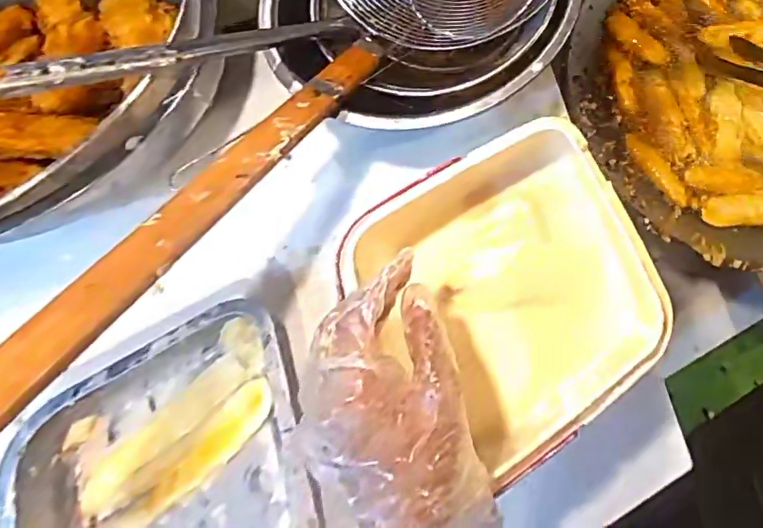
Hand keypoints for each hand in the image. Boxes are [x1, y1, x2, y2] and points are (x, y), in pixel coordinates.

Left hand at [300, 251, 497, 527]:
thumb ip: (426, 336)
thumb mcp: (442, 388)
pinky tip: (375, 337)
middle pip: (334, 327)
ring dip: (357, 316)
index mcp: (352, 384)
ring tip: (389, 297)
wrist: (419, 522)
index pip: (356, 314)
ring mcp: (320, 415)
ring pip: (328, 347)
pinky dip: (351, 341)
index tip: (407, 261)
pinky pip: (330, 368)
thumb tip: (416, 294)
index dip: (382, 281)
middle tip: (399, 276)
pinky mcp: (326, 428)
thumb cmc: (435, 457)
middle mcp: (324, 397)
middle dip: (366, 295)